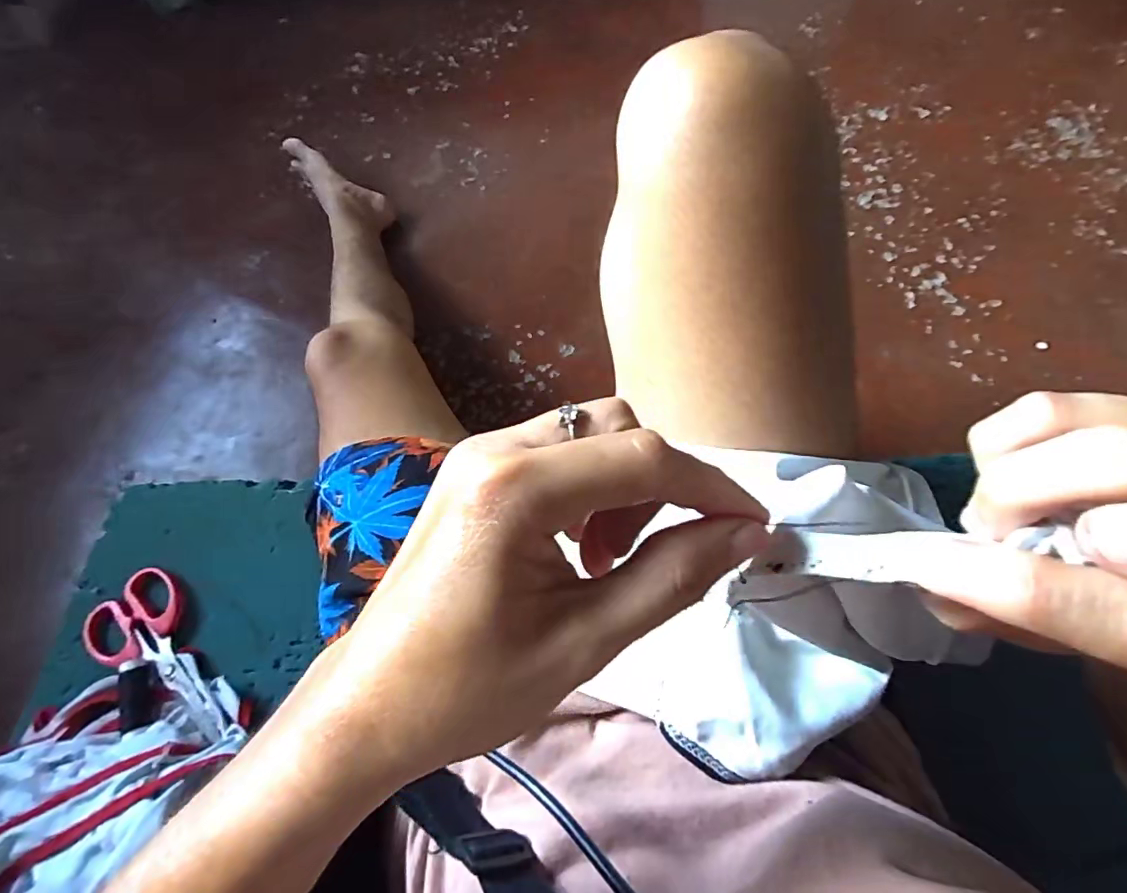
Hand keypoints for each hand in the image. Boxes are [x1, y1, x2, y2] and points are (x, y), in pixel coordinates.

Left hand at [297, 398, 769, 782]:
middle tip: (643, 558)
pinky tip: (573, 544)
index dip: (711, 486)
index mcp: (515, 487)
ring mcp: (477, 451)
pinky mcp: (473, 468)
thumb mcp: (585, 640)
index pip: (642, 456)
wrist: (372, 700)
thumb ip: (672, 576)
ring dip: (621, 484)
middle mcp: (494, 446)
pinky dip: (587, 485)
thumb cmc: (469, 688)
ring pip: (585, 432)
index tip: (754, 527)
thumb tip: (745, 534)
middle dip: (656, 484)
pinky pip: (554, 450)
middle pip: (614, 427)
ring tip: (603, 559)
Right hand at [907, 392, 1126, 709]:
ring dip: (1010, 473)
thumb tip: (937, 581)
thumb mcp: (1097, 663)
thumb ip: (1022, 626)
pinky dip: (1005, 444)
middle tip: (987, 531)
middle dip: (1022, 496)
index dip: (1048, 594)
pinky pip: (1056, 410)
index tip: (948, 568)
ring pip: (1090, 432)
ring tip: (1005, 510)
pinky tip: (1017, 475)